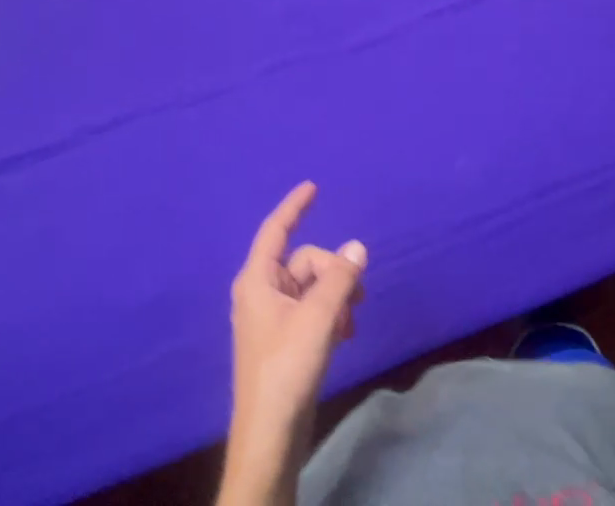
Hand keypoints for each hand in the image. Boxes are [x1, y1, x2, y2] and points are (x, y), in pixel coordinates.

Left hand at [228, 182, 365, 452]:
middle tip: (357, 297)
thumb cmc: (287, 365)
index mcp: (257, 281)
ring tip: (349, 325)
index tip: (313, 186)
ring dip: (336, 297)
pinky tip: (343, 336)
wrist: (272, 428)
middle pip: (305, 262)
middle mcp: (261, 293)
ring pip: (312, 287)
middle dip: (334, 272)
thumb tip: (356, 246)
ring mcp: (271, 317)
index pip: (275, 231)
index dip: (294, 207)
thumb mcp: (319, 316)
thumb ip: (340, 277)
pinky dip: (330, 315)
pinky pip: (311, 309)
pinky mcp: (283, 339)